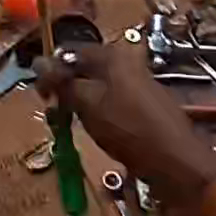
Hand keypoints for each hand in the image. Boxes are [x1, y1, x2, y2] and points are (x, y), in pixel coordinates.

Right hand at [36, 44, 215, 209]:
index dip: (50, 70)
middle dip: (64, 87)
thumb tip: (37, 63)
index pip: (68, 52)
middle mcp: (124, 62)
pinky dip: (96, 111)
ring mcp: (136, 83)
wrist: (177, 163)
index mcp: (110, 55)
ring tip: (71, 121)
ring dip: (78, 101)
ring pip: (95, 86)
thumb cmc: (127, 128)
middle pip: (82, 68)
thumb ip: (62, 82)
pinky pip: (110, 100)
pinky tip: (94, 128)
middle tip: (55, 110)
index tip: (41, 94)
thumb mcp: (86, 103)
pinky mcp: (143, 104)